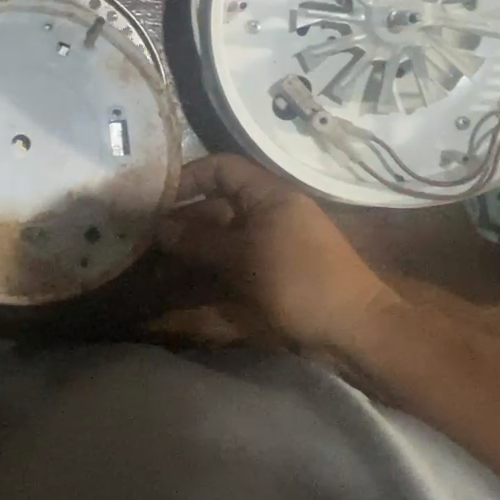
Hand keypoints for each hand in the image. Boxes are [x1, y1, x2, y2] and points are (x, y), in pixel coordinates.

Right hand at [156, 154, 399, 346]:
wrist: (355, 332)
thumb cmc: (301, 282)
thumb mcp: (244, 258)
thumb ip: (200, 240)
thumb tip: (159, 225)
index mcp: (269, 196)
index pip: (222, 168)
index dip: (188, 177)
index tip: (156, 199)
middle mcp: (267, 216)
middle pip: (215, 207)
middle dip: (180, 222)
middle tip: (145, 239)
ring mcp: (268, 248)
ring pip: (218, 241)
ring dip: (187, 253)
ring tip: (153, 267)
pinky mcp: (269, 278)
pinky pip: (229, 268)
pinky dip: (204, 276)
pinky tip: (177, 290)